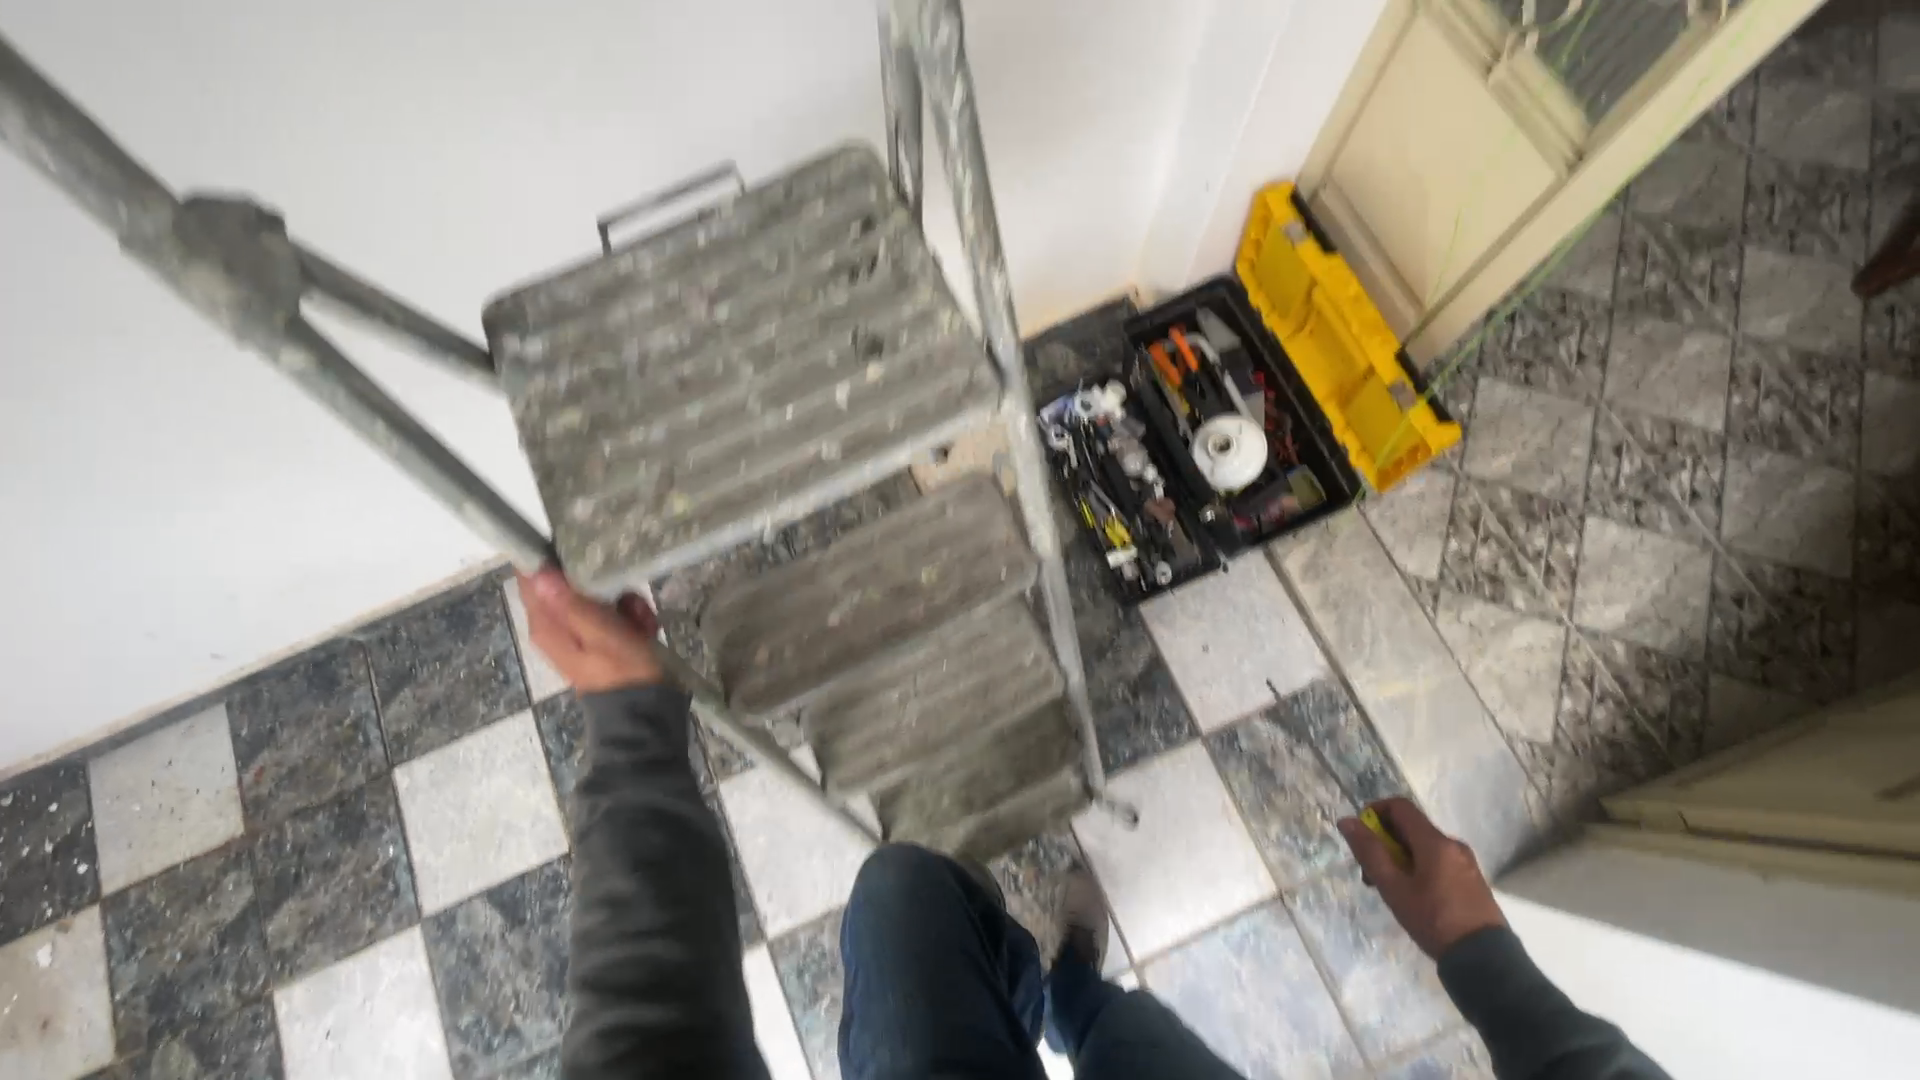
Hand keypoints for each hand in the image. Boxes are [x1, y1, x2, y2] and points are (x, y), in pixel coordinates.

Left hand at [516, 567, 665, 694]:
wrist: (643, 708)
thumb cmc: (621, 669)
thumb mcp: (600, 633)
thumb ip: (571, 604)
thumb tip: (540, 574)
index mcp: (547, 624)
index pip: (532, 579)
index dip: (554, 561)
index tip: (583, 554)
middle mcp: (557, 625)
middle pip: (572, 584)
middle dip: (603, 585)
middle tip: (626, 599)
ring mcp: (579, 630)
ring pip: (598, 597)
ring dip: (624, 603)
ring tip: (639, 620)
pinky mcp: (600, 637)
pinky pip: (613, 613)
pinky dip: (631, 617)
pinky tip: (643, 629)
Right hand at [1337, 797, 1505, 958]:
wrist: (1486, 960)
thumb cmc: (1434, 920)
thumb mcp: (1394, 887)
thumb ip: (1369, 852)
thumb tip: (1347, 821)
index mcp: (1435, 842)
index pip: (1400, 806)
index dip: (1375, 812)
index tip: (1360, 834)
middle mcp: (1453, 845)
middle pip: (1410, 828)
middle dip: (1384, 841)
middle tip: (1370, 870)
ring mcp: (1466, 863)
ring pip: (1423, 847)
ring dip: (1399, 857)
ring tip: (1388, 888)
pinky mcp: (1472, 881)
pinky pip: (1438, 861)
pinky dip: (1417, 868)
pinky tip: (1412, 896)